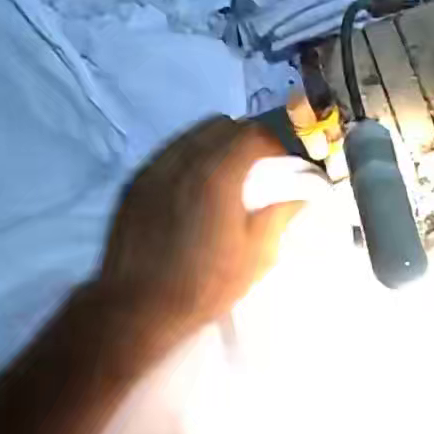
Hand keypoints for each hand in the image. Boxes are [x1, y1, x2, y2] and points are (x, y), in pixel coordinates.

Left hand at [100, 117, 302, 334]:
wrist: (138, 308)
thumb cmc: (205, 285)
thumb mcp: (257, 255)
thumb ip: (280, 215)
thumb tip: (299, 193)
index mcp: (216, 175)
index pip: (253, 134)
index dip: (275, 146)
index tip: (283, 169)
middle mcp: (182, 160)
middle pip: (221, 125)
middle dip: (246, 140)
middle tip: (258, 172)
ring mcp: (153, 169)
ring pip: (192, 136)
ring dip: (216, 147)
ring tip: (226, 181)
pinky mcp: (134, 184)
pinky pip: (169, 154)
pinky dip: (190, 160)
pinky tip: (194, 193)